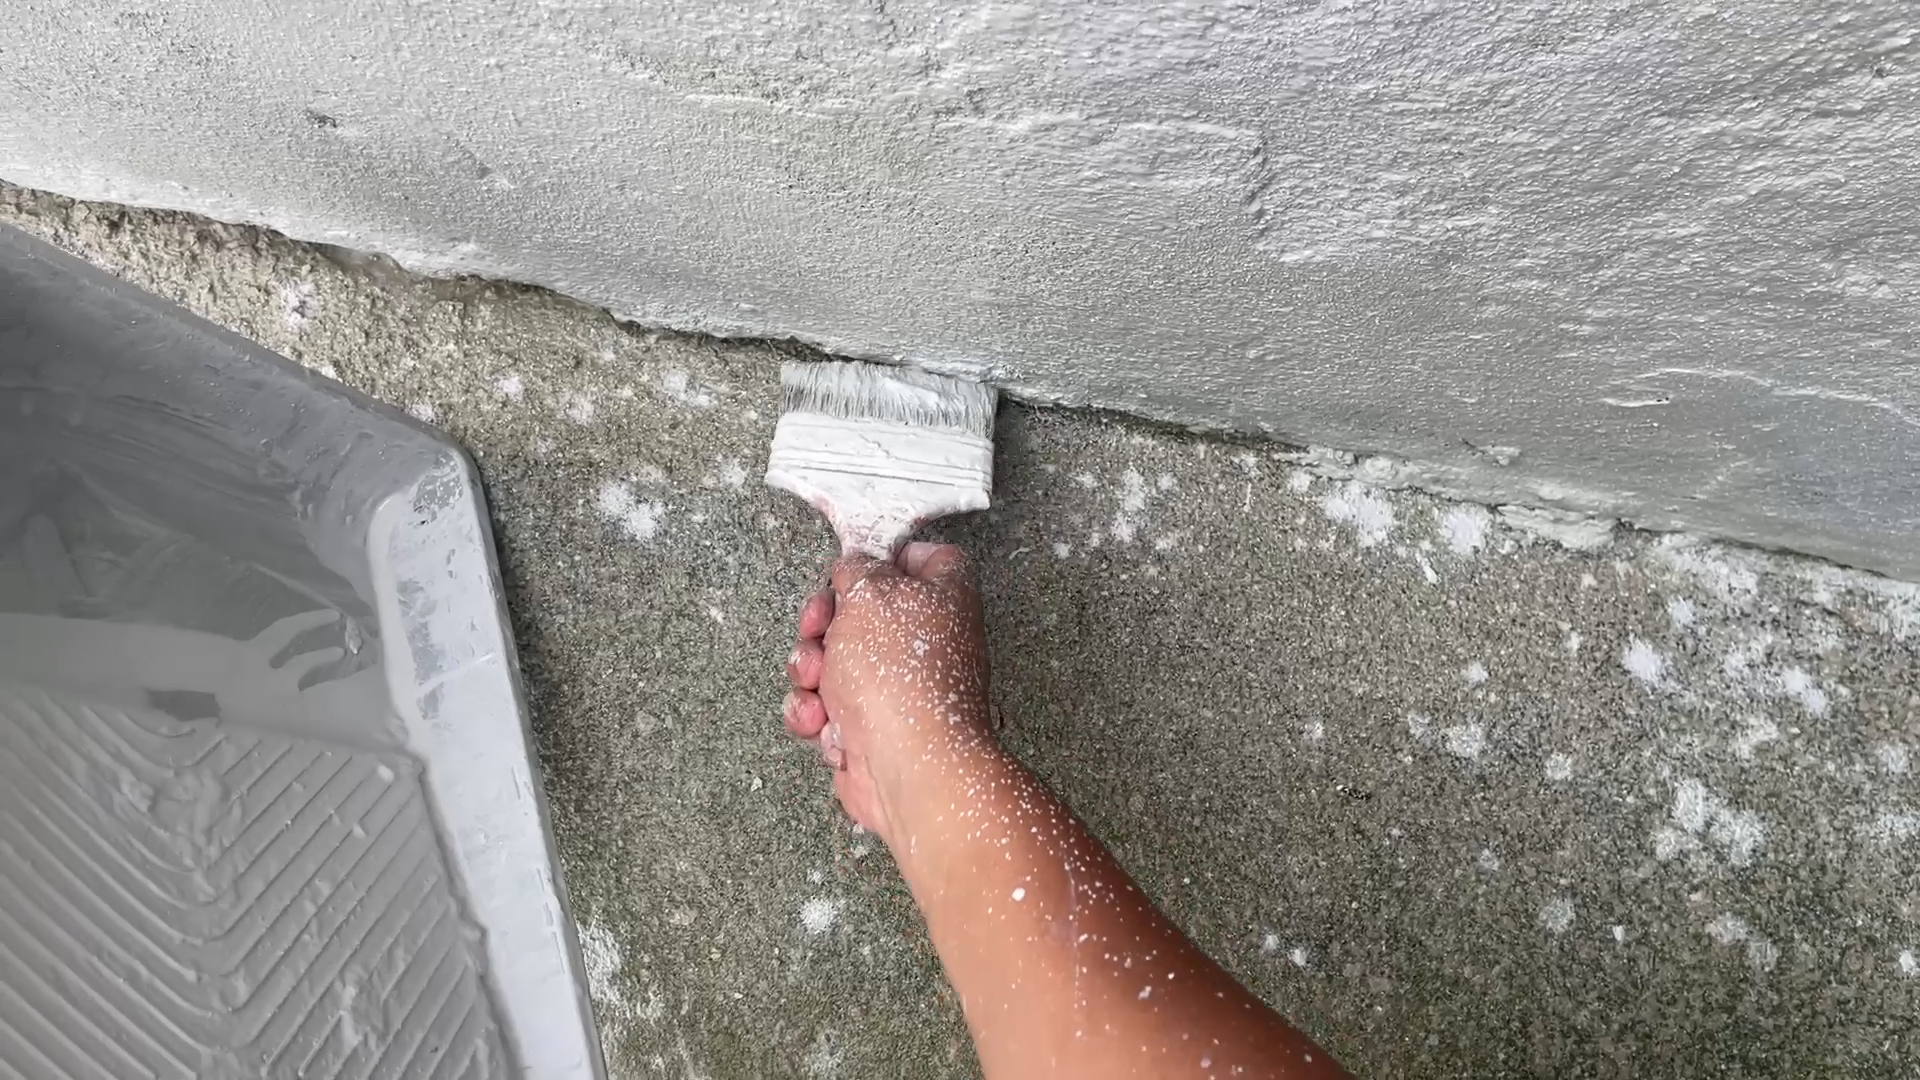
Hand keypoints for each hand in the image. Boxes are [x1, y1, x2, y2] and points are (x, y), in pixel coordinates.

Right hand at [783, 542, 995, 846]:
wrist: (906, 765)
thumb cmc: (899, 675)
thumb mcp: (870, 594)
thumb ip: (859, 568)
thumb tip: (857, 565)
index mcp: (944, 597)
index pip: (926, 558)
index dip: (888, 557)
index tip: (857, 567)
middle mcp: (926, 639)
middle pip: (862, 610)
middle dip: (824, 621)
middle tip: (816, 628)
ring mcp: (898, 685)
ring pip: (834, 659)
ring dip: (811, 670)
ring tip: (816, 681)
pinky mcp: (870, 725)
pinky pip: (828, 706)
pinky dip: (817, 713)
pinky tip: (823, 722)